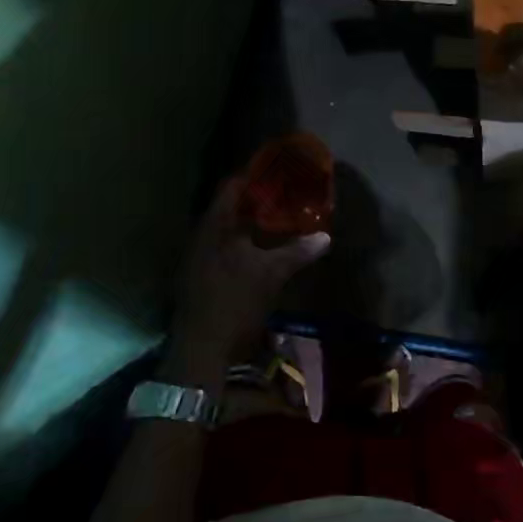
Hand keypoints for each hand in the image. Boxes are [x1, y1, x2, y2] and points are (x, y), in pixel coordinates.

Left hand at [165, 178, 329, 378]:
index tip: (277, 172)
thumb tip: (326, 236)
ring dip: (247, 223)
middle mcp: (201, 235)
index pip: (231, 186)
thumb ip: (297, 251)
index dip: (253, 176)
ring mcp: (196, 257)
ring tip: (275, 220)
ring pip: (224, 229)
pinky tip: (258, 250)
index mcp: (214, 225)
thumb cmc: (235, 301)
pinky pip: (220, 247)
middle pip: (227, 206)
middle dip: (254, 200)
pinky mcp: (198, 276)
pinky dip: (240, 242)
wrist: (201, 349)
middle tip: (283, 196)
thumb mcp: (271, 274)